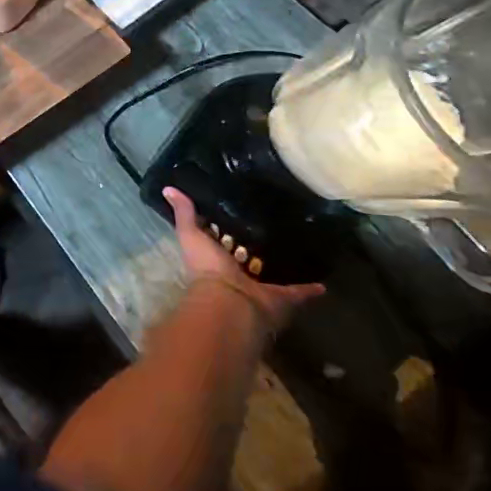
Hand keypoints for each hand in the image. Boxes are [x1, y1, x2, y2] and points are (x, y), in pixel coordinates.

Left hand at [163, 186, 323, 329]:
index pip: (221, 237)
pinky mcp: (282, 297)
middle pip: (248, 254)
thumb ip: (184, 213)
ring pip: (272, 271)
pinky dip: (310, 287)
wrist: (232, 304)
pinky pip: (299, 291)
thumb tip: (168, 187)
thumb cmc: (208, 268)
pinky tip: (323, 280)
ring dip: (281, 262)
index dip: (227, 224)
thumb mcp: (191, 235)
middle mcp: (237, 272)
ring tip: (298, 242)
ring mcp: (260, 285)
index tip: (238, 204)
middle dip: (255, 242)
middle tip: (273, 220)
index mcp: (215, 258)